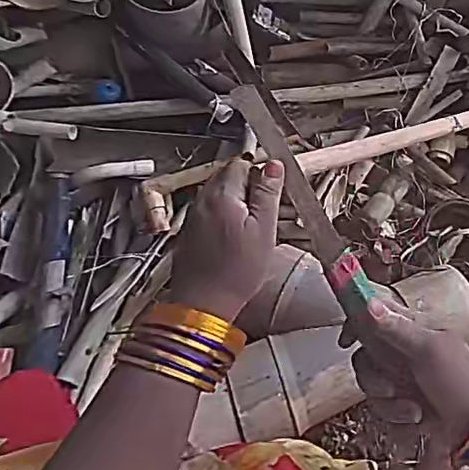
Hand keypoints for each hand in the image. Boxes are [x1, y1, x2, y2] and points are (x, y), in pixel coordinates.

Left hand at [168, 158, 283, 319]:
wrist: (203, 305)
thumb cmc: (234, 272)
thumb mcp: (264, 229)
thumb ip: (267, 193)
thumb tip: (273, 165)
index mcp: (221, 194)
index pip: (241, 163)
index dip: (262, 173)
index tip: (276, 189)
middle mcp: (203, 201)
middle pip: (231, 178)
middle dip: (253, 188)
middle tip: (273, 209)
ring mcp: (195, 216)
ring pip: (223, 196)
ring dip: (243, 204)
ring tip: (261, 228)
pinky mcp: (192, 233)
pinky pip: (214, 213)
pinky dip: (231, 218)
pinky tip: (243, 239)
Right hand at [352, 296, 468, 464]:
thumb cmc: (460, 380)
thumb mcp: (428, 350)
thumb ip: (396, 329)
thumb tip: (368, 303)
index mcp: (412, 331)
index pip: (375, 318)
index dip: (356, 325)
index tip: (346, 340)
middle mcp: (402, 353)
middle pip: (365, 359)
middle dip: (374, 378)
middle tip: (390, 387)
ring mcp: (402, 381)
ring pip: (372, 389)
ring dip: (390, 404)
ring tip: (415, 410)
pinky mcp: (403, 406)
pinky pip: (383, 412)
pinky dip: (398, 419)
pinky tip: (417, 420)